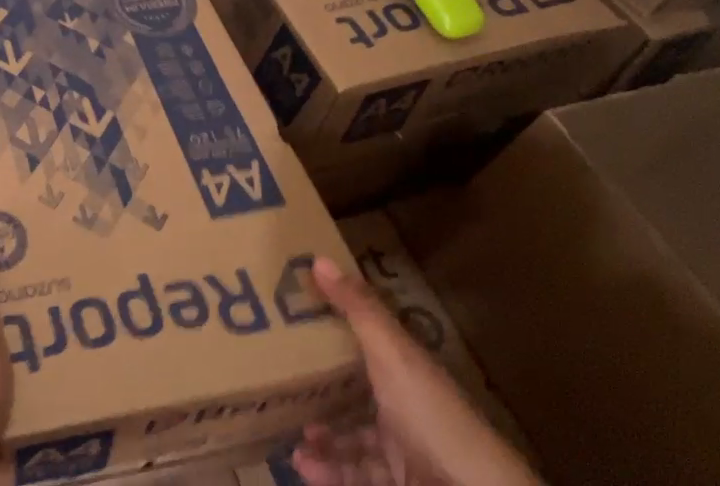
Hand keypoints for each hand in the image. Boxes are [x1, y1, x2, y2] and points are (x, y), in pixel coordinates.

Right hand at [293, 257, 539, 485]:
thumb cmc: (432, 416)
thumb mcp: (393, 355)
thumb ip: (359, 311)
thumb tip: (319, 257)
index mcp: (408, 375)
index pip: (371, 351)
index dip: (337, 341)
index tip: (297, 331)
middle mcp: (406, 412)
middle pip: (359, 400)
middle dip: (322, 398)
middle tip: (287, 391)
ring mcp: (403, 454)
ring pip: (353, 444)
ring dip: (322, 441)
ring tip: (295, 440)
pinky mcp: (396, 484)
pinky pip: (356, 477)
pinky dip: (328, 473)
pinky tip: (305, 467)